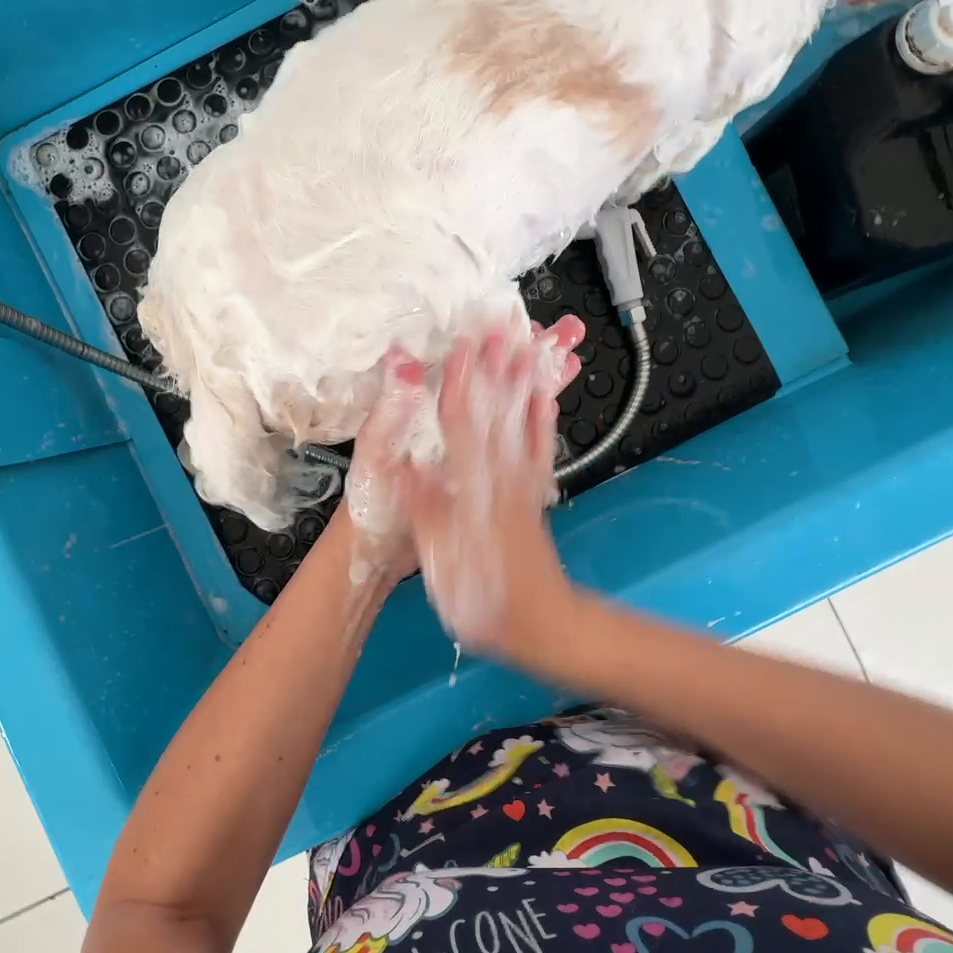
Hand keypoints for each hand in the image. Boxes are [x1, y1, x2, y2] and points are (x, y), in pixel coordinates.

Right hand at [394, 322, 585, 657]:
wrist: (543, 627)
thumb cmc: (485, 602)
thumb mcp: (442, 566)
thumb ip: (426, 513)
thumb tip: (405, 466)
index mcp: (474, 493)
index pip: (465, 428)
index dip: (462, 386)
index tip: (462, 347)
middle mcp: (502, 481)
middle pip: (499, 415)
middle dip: (498, 370)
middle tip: (503, 326)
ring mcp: (523, 486)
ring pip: (525, 425)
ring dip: (526, 383)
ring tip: (531, 344)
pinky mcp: (534, 496)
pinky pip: (542, 451)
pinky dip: (545, 421)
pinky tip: (548, 397)